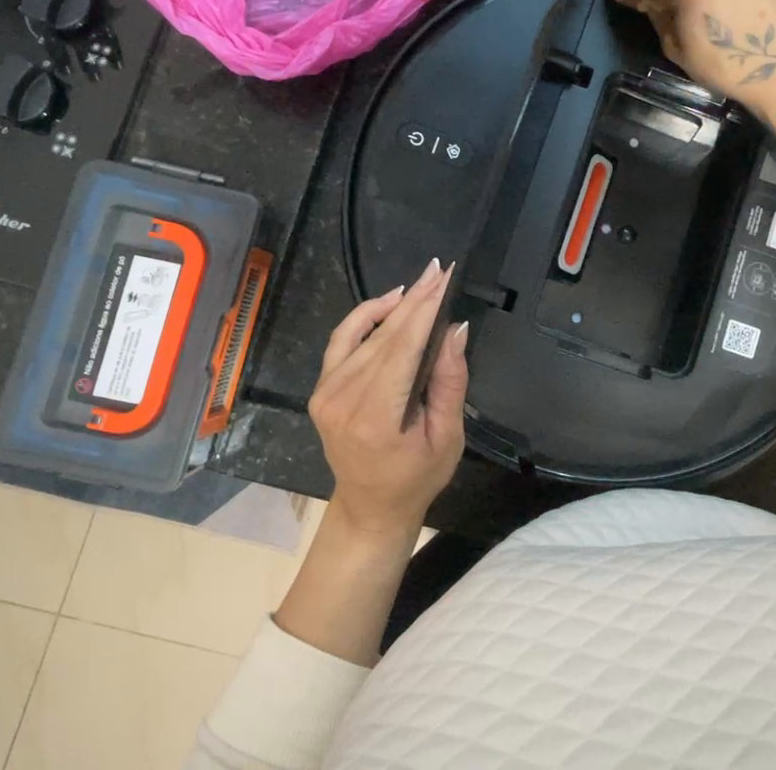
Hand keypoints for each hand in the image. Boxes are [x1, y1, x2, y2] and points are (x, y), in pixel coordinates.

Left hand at [309, 258, 468, 537]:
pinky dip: (364, 317)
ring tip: (425, 281)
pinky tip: (390, 300)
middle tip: (440, 270)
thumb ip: (449, 382)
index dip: (425, 309)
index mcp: (375, 417)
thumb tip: (454, 330)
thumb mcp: (447, 437)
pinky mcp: (321, 388)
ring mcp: (326, 392)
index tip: (444, 279)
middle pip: (385, 336)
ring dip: (396, 305)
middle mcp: (342, 399)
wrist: (371, 506)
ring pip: (365, 334)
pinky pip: (342, 340)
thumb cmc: (417, 478)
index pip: (402, 348)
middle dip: (416, 300)